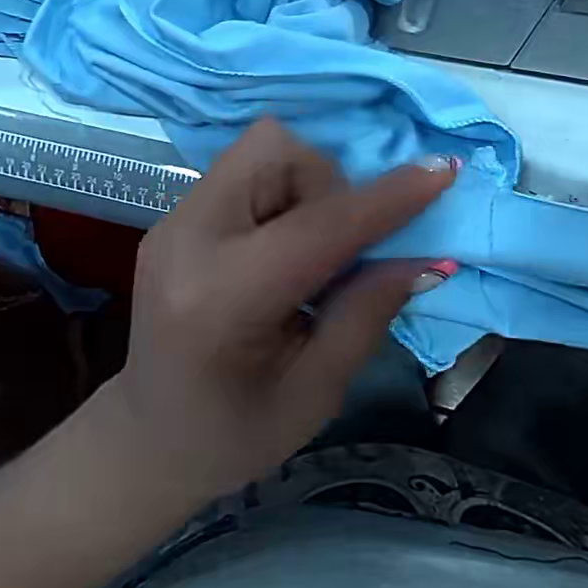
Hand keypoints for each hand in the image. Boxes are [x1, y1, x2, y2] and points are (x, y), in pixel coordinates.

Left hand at [98, 118, 454, 496]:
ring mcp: (172, 219)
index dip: (386, 199)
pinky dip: (284, 190)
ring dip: (307, 185)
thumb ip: (369, 311)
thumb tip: (428, 253)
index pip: (316, 227)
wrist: (145, 438)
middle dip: (331, 183)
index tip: (442, 171)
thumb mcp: (317, 392)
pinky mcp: (175, 215)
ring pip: (262, 149)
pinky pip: (246, 168)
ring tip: (312, 249)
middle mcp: (186, 238)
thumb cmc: (234, 434)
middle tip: (344, 248)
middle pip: (276, 151)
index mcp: (219, 298)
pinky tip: (284, 244)